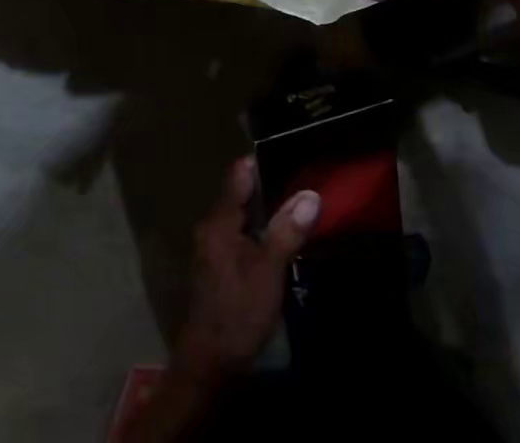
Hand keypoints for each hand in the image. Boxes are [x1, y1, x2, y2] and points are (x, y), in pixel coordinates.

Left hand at [173, 157, 320, 383]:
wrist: (208, 364)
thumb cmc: (238, 312)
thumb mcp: (268, 271)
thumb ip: (288, 230)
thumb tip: (311, 194)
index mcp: (219, 222)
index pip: (239, 175)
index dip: (264, 162)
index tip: (293, 154)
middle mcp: (211, 228)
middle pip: (241, 192)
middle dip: (271, 185)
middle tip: (305, 178)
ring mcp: (212, 246)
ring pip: (242, 214)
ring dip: (268, 208)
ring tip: (300, 203)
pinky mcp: (218, 264)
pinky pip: (241, 232)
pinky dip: (260, 227)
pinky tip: (283, 234)